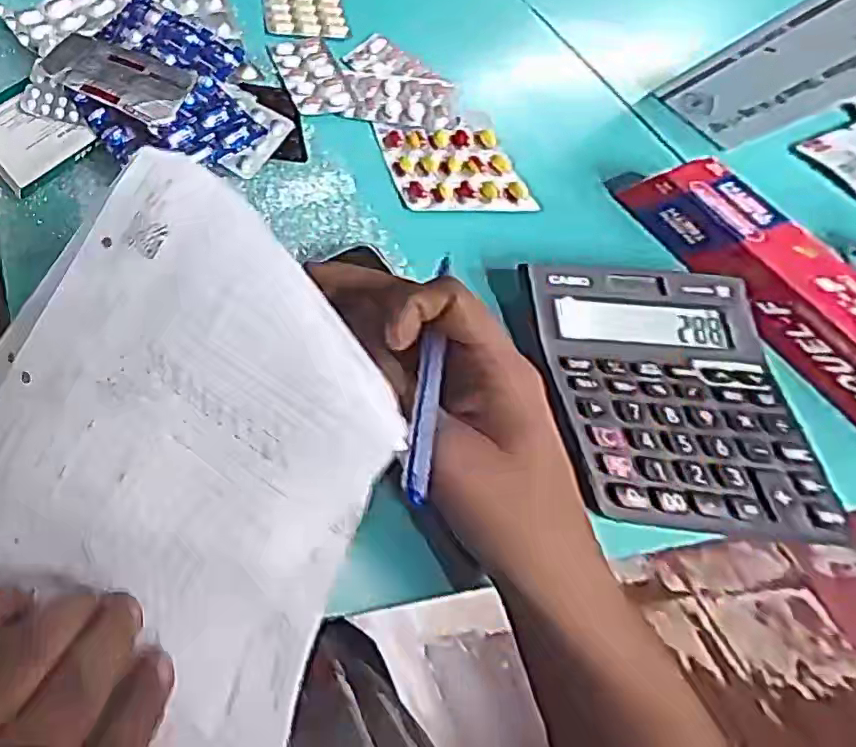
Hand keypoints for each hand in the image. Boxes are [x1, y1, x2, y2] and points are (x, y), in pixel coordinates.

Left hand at [0, 589, 173, 746]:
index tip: (159, 660)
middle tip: (127, 606)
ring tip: (89, 596)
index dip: (143, 700)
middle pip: (75, 688)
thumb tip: (126, 718)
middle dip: (108, 641)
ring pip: (26, 652)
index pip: (115, 745)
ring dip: (64, 616)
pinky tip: (20, 595)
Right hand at [305, 260, 600, 585]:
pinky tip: (332, 342)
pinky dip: (364, 346)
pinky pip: (399, 360)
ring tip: (311, 302)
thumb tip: (359, 349)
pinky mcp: (439, 399)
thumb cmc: (509, 515)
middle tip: (312, 282)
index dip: (406, 302)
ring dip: (360, 313)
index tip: (382, 338)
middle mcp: (476, 360)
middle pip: (421, 304)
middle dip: (367, 290)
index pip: (449, 299)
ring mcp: (457, 379)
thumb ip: (402, 395)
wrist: (543, 572)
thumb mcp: (449, 452)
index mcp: (497, 365)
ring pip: (405, 328)